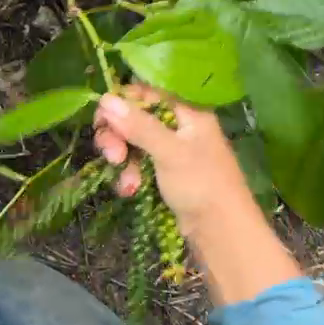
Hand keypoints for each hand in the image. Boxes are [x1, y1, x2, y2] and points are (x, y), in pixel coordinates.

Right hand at [91, 87, 252, 236]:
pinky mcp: (161, 170)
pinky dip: (128, 175)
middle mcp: (177, 126)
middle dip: (116, 136)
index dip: (120, 104)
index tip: (103, 122)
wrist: (221, 231)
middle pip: (131, 117)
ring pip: (129, 141)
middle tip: (113, 156)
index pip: (144, 93)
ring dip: (122, 161)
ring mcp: (169, 149)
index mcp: (187, 112)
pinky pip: (134, 163)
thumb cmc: (202, 185)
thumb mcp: (169, 152)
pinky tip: (130, 190)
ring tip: (128, 183)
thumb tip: (104, 98)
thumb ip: (138, 125)